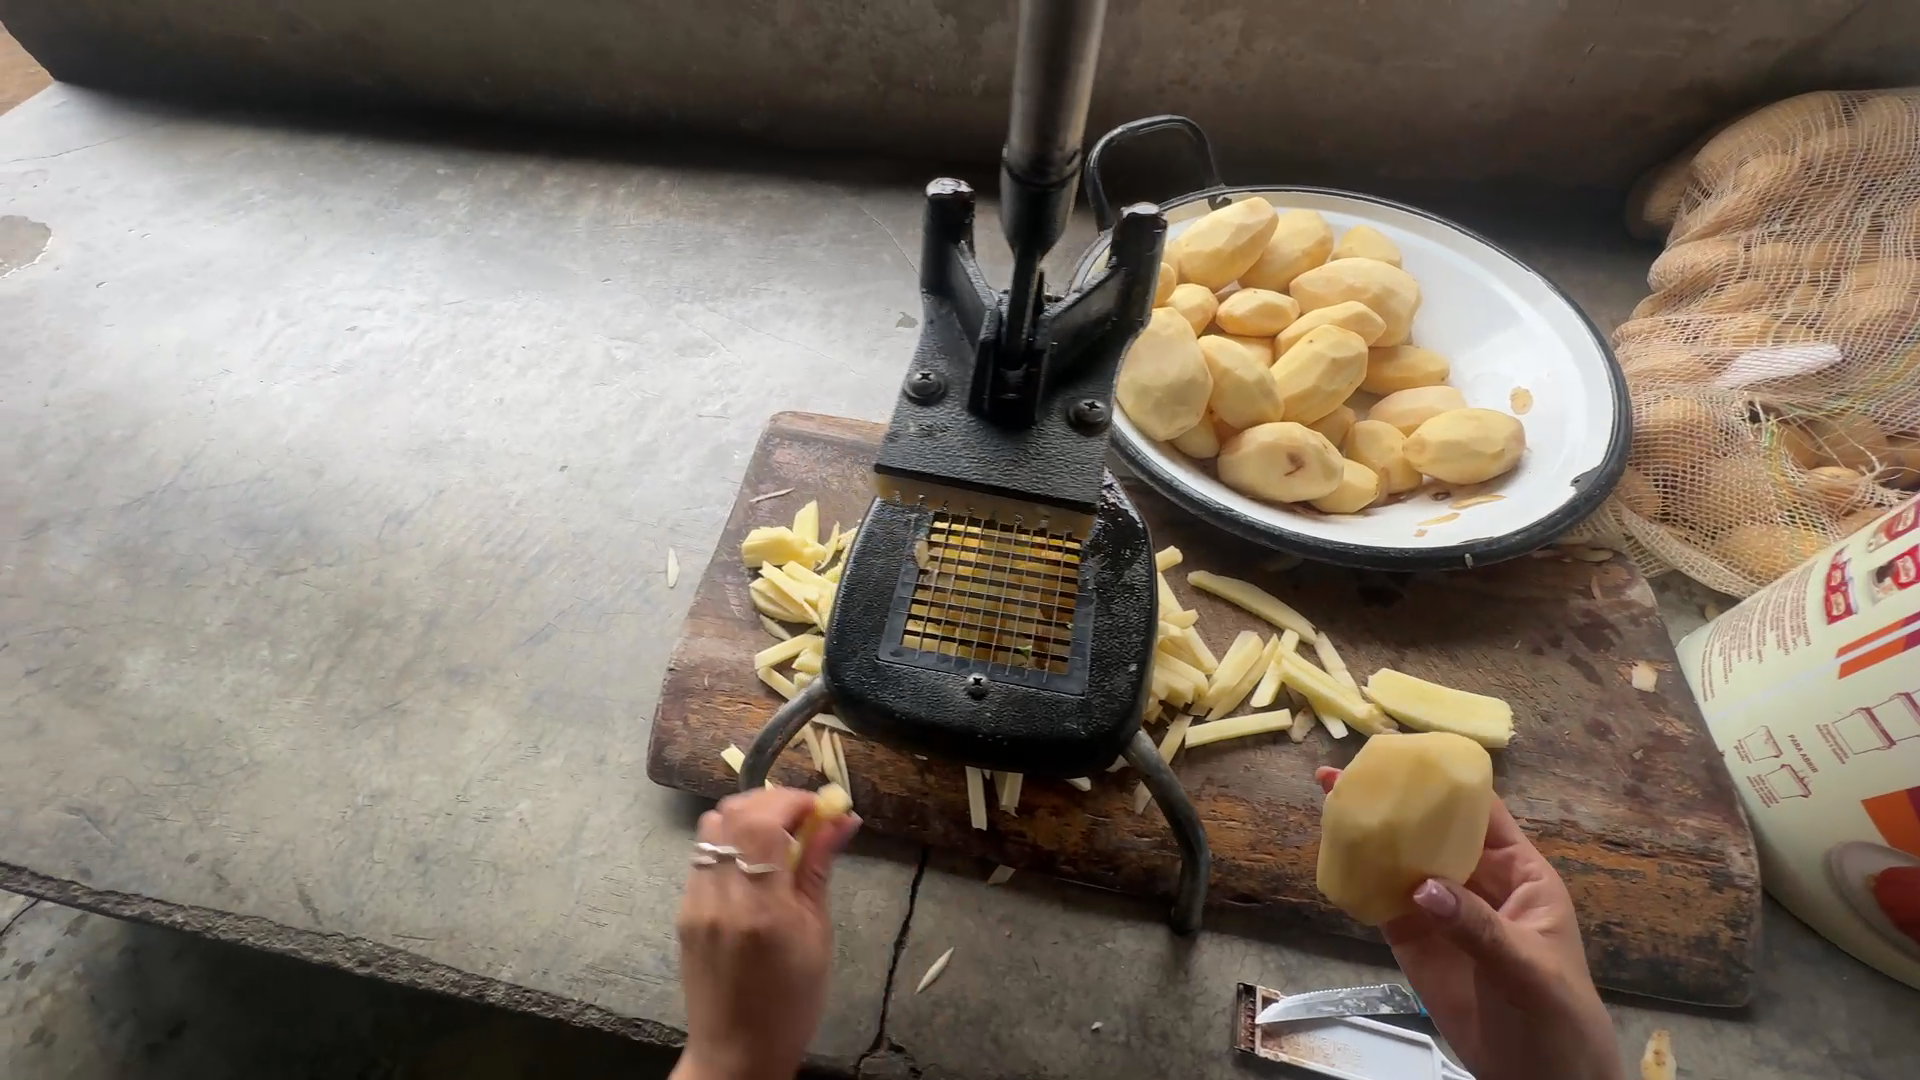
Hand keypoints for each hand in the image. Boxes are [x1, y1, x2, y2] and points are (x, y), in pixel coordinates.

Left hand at [673, 787, 860, 1079]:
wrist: (735, 1056)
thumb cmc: (792, 1001)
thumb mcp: (818, 933)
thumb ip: (820, 867)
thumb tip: (843, 818)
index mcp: (760, 909)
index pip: (763, 822)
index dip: (793, 801)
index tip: (820, 806)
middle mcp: (719, 898)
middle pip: (733, 813)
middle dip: (772, 800)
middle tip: (803, 816)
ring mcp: (695, 902)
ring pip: (713, 825)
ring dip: (748, 815)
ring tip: (779, 832)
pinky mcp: (684, 909)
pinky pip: (704, 851)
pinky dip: (731, 838)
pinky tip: (754, 859)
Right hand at [1315, 767, 1622, 1079]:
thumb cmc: (1559, 1020)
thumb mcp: (1530, 970)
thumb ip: (1478, 926)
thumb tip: (1421, 888)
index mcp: (1516, 874)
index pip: (1481, 814)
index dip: (1446, 783)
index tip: (1404, 757)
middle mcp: (1472, 879)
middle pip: (1427, 828)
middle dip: (1389, 800)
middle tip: (1342, 775)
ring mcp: (1438, 906)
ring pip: (1396, 856)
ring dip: (1363, 831)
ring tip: (1326, 801)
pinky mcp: (1410, 934)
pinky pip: (1378, 895)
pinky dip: (1354, 875)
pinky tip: (1330, 854)